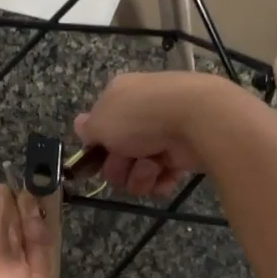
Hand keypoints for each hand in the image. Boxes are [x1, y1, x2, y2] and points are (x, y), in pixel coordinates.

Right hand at [74, 72, 236, 196]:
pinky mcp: (181, 156)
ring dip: (139, 175)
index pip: (101, 128)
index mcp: (121, 97)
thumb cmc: (142, 115)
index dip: (98, 147)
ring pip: (136, 173)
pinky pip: (159, 180)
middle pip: (116, 158)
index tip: (97, 158)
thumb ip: (88, 128)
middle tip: (128, 158)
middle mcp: (141, 115)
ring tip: (153, 165)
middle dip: (119, 166)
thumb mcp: (102, 119)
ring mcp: (162, 136)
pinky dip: (160, 180)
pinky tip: (166, 173)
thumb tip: (80, 125)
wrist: (197, 120)